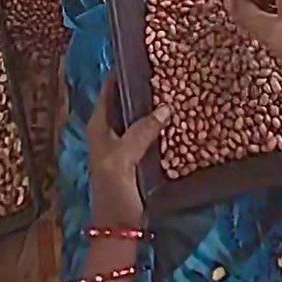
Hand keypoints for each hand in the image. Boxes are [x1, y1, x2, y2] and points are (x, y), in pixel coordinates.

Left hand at [85, 76, 166, 228]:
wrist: (120, 230)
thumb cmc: (114, 193)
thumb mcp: (123, 160)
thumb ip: (141, 132)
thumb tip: (164, 107)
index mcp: (100, 125)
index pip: (110, 87)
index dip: (124, 70)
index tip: (145, 52)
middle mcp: (112, 129)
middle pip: (128, 98)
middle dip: (145, 83)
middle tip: (170, 65)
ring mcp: (127, 141)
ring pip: (142, 113)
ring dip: (156, 102)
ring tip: (179, 83)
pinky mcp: (142, 154)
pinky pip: (153, 130)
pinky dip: (164, 121)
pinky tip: (181, 113)